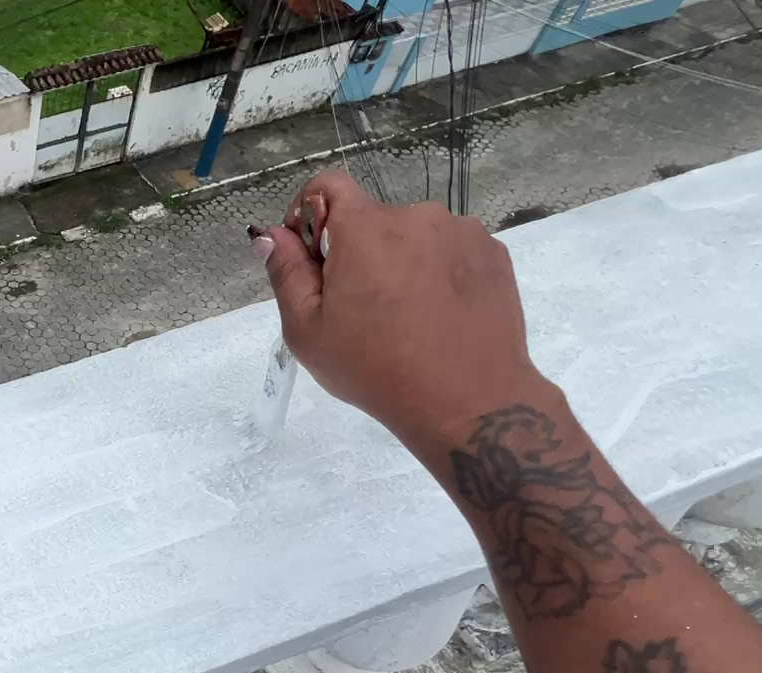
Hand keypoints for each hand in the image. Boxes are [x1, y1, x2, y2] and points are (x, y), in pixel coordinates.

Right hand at [253, 169, 552, 446]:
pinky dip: (428, 273)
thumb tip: (270, 234)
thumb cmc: (371, 366)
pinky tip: (429, 317)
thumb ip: (287, 273)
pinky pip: (444, 251)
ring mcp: (461, 232)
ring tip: (395, 318)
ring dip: (392, 264)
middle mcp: (417, 216)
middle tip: (350, 311)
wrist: (465, 396)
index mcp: (365, 231)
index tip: (308, 261)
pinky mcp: (491, 253)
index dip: (306, 215)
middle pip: (367, 220)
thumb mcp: (306, 329)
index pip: (327, 185)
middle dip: (350, 254)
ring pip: (407, 237)